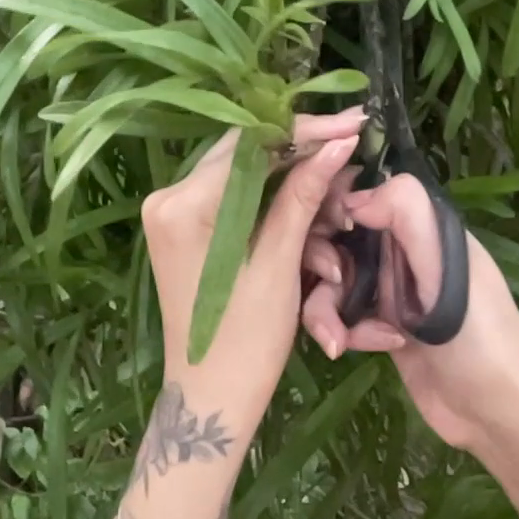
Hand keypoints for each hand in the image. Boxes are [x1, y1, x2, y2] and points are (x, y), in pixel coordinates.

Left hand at [140, 109, 365, 414]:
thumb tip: (339, 142)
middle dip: (300, 146)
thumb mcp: (278, 264)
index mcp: (183, 205)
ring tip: (336, 175)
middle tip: (351, 137)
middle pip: (242, 151)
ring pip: (240, 171)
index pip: (249, 145)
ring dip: (288, 173)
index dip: (304, 131)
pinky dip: (269, 197)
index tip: (351, 122)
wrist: (211, 395)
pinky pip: (231, 194)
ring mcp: (170, 211)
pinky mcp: (182, 226)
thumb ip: (302, 196)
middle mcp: (167, 197)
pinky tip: (306, 198)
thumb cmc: (246, 341)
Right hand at [300, 174, 518, 448]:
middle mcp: (399, 251)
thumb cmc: (479, 332)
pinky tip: (360, 348)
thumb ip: (406, 212)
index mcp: (419, 226)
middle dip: (320, 263)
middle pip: (334, 238)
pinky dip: (340, 331)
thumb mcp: (448, 264)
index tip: (324, 230)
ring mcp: (387, 290)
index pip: (359, 195)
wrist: (498, 414)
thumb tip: (350, 196)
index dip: (331, 207)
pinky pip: (339, 316)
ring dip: (325, 308)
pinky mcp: (377, 327)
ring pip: (330, 282)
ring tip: (336, 339)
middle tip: (329, 284)